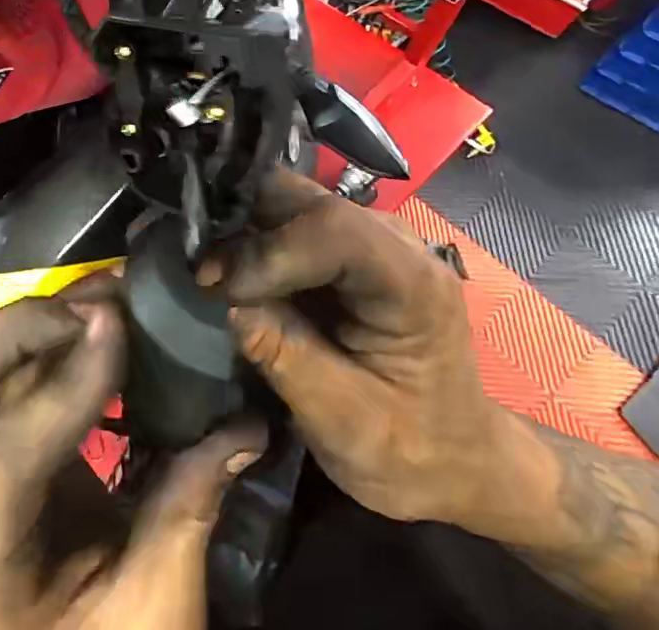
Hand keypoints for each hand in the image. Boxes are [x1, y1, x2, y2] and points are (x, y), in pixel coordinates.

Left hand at [0, 295, 267, 629]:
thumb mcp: (154, 610)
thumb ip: (190, 510)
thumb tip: (244, 424)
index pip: (8, 454)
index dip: (69, 384)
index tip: (120, 324)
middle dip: (17, 327)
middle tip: (99, 306)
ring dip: (33, 319)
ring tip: (106, 294)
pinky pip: (0, 374)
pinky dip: (46, 337)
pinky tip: (97, 321)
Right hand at [201, 170, 553, 542]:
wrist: (456, 458)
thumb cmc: (409, 450)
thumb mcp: (342, 422)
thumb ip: (285, 357)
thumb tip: (227, 301)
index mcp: (413, 285)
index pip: (335, 230)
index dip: (270, 251)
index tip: (221, 291)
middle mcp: (398, 243)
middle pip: (312, 201)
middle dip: (248, 223)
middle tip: (202, 267)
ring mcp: (377, 240)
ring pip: (299, 202)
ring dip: (248, 227)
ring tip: (209, 269)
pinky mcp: (354, 249)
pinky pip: (298, 224)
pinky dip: (258, 238)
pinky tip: (232, 268)